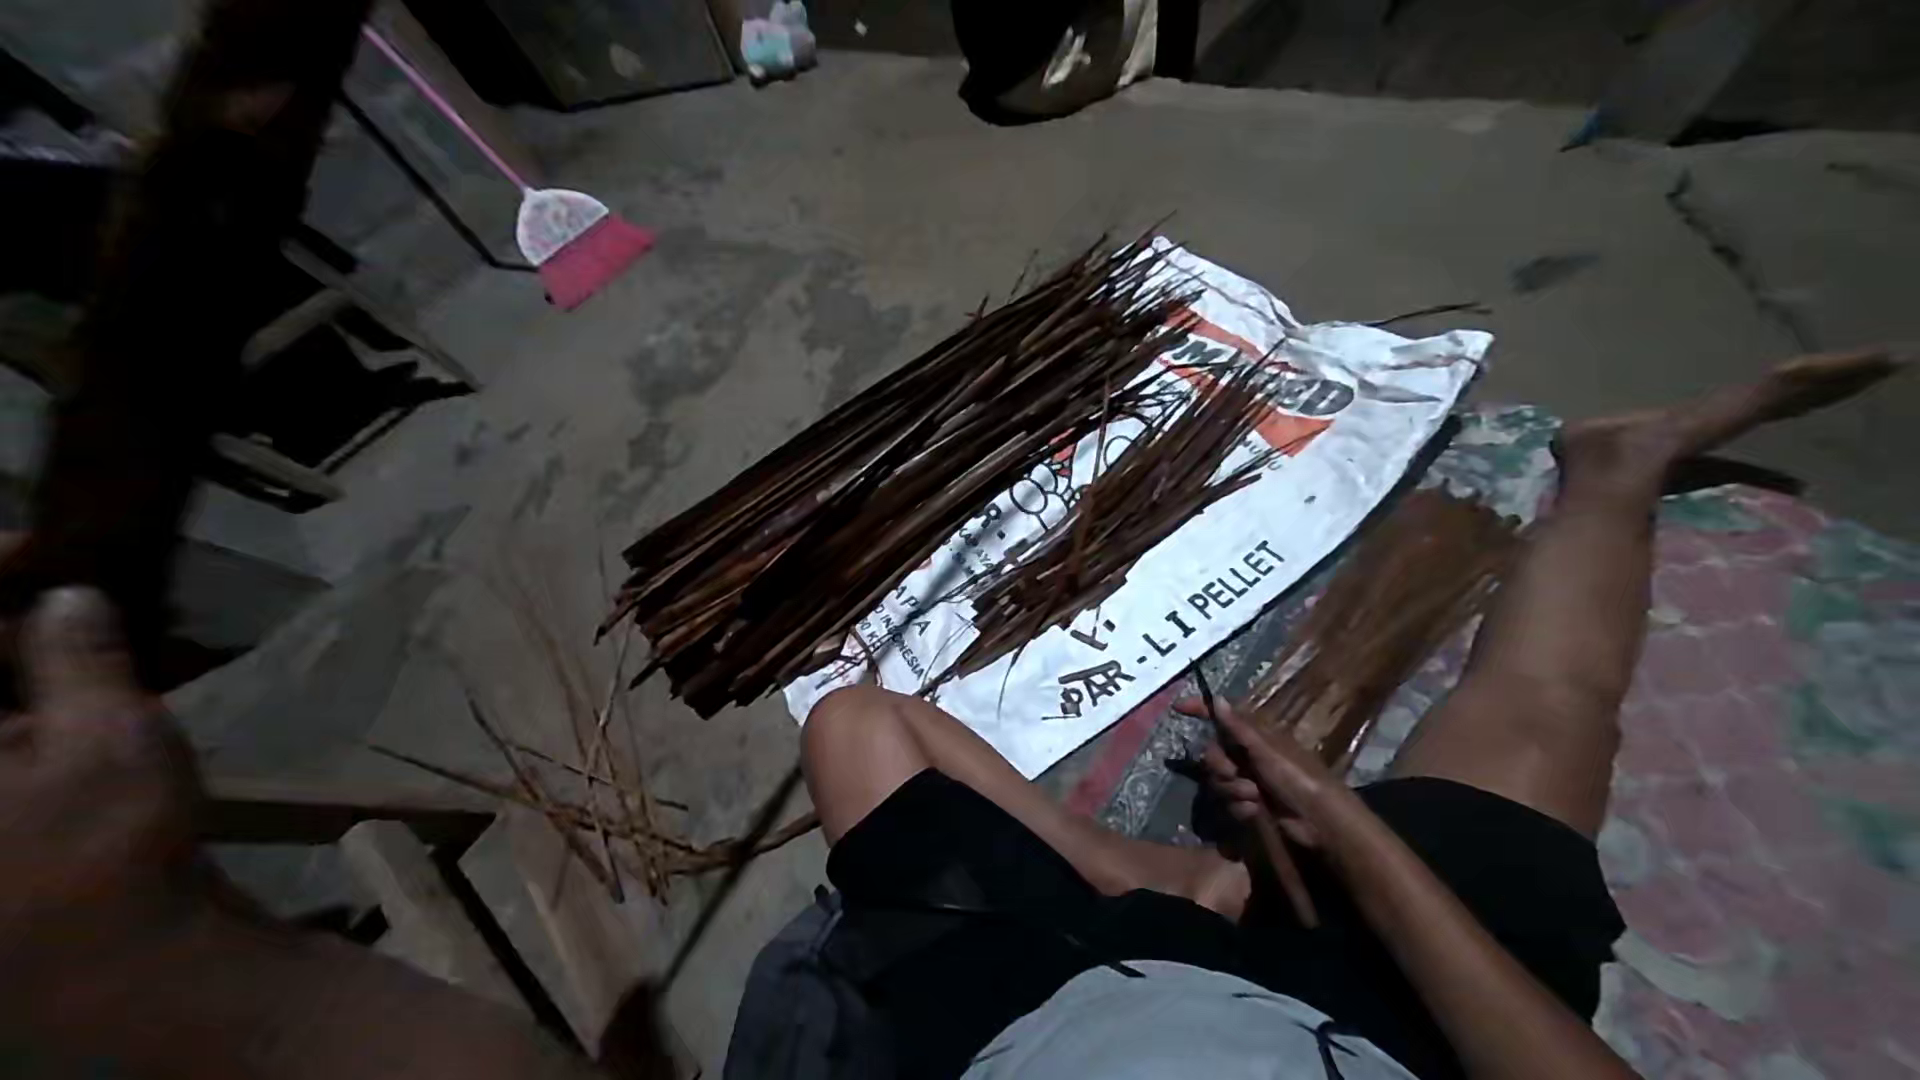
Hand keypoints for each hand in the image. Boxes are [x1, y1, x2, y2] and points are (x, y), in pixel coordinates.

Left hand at [0, 588, 203, 984]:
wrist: (107, 959)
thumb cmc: (104, 845)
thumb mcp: (112, 740)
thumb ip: (79, 662)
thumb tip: (66, 596)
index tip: (32, 553)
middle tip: (51, 596)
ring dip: (10, 668)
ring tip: (62, 641)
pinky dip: (11, 708)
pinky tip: (55, 696)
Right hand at [1176, 695, 1370, 849]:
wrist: (1320, 822)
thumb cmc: (1297, 777)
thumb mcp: (1266, 749)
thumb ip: (1238, 726)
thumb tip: (1216, 698)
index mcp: (1255, 736)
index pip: (1222, 717)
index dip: (1200, 710)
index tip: (1178, 707)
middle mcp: (1249, 755)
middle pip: (1213, 753)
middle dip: (1220, 766)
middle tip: (1235, 773)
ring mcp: (1249, 780)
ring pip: (1218, 780)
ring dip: (1233, 790)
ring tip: (1254, 797)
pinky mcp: (1250, 804)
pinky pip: (1228, 801)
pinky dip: (1240, 807)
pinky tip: (1255, 811)